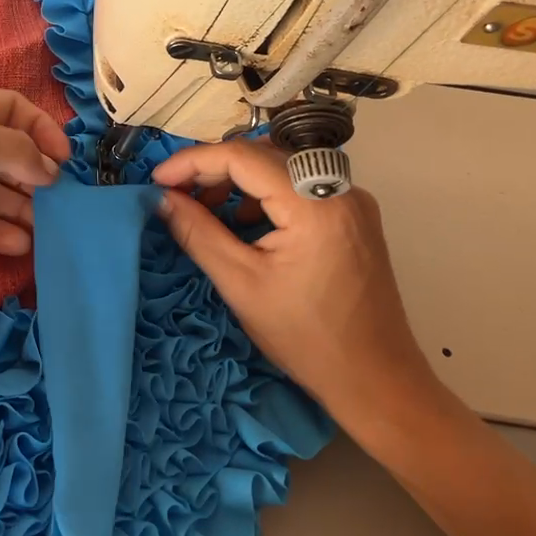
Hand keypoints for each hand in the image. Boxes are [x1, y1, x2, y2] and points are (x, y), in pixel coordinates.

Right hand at [152, 139, 438, 426]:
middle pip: (262, 154)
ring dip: (236, 179)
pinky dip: (263, 194)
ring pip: (279, 166)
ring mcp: (351, 201)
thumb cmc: (306, 338)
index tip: (157, 180)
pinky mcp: (353, 216)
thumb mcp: (240, 284)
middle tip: (175, 194)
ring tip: (204, 209)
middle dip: (212, 169)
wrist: (377, 381)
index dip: (193, 162)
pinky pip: (298, 185)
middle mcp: (340, 190)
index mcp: (314, 205)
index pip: (242, 156)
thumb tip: (161, 198)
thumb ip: (197, 232)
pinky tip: (242, 221)